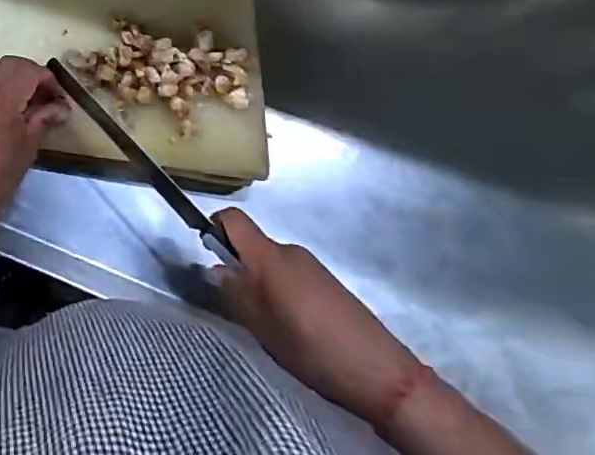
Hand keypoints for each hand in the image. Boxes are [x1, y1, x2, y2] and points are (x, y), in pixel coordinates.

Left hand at [0, 56, 70, 212]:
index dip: (48, 80)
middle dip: (32, 73)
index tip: (60, 97)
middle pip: (11, 64)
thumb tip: (63, 106)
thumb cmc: (5, 169)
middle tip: (48, 94)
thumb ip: (45, 116)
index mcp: (2, 97)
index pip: (28, 71)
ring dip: (17, 78)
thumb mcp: (31, 142)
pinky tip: (14, 105)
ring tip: (33, 100)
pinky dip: (3, 85)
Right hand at [210, 208, 422, 424]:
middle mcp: (291, 252)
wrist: (385, 377)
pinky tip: (296, 326)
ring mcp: (315, 268)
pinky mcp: (332, 286)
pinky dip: (286, 292)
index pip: (232, 218)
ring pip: (274, 263)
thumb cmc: (311, 346)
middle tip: (239, 300)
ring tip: (269, 320)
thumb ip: (233, 291)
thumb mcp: (259, 323)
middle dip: (240, 265)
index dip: (215, 226)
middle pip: (253, 244)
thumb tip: (216, 269)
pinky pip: (295, 277)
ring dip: (264, 282)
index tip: (209, 251)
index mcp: (268, 255)